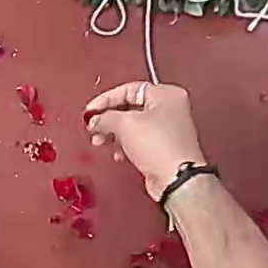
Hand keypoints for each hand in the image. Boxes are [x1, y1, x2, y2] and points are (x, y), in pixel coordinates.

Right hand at [84, 81, 208, 199]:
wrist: (175, 178)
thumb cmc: (162, 147)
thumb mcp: (125, 124)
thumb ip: (105, 117)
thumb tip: (95, 120)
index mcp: (166, 95)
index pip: (129, 89)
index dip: (107, 99)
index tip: (92, 110)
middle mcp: (170, 110)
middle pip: (131, 108)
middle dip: (109, 119)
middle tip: (94, 126)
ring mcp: (168, 130)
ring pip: (134, 127)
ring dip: (114, 134)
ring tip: (101, 141)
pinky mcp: (164, 149)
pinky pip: (140, 143)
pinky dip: (126, 146)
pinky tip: (118, 154)